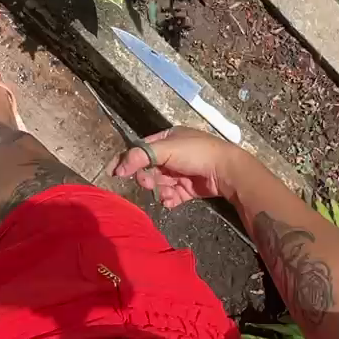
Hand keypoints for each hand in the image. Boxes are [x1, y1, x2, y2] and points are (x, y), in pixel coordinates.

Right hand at [108, 127, 248, 205]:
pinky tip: (171, 200)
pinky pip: (171, 195)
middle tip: (149, 182)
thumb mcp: (166, 149)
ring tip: (166, 192)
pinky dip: (169, 198)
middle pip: (148, 168)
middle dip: (147, 177)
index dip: (126, 160)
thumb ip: (140, 156)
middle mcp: (173, 154)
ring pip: (159, 183)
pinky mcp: (188, 188)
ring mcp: (181, 171)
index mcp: (168, 138)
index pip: (140, 149)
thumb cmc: (196, 153)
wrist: (226, 171)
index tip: (113, 173)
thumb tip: (118, 170)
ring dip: (159, 189)